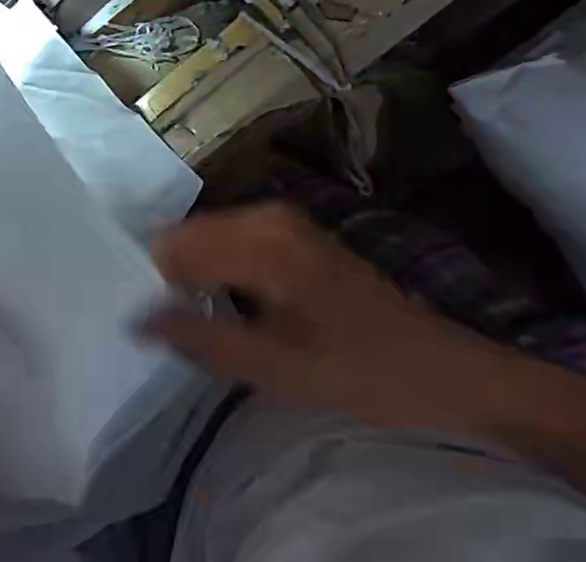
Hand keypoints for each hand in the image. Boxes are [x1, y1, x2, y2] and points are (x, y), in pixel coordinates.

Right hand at [143, 203, 548, 434]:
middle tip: (164, 322)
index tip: (143, 317)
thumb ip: (202, 340)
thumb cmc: (365, 372)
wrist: (450, 371)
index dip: (151, 280)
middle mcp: (266, 215)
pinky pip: (228, 239)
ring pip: (204, 236)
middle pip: (185, 235)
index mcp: (262, 241)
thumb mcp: (280, 369)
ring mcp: (280, 218)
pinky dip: (213, 266)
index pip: (172, 246)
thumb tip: (136, 319)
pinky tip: (221, 301)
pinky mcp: (290, 230)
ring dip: (190, 272)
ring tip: (190, 315)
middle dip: (168, 274)